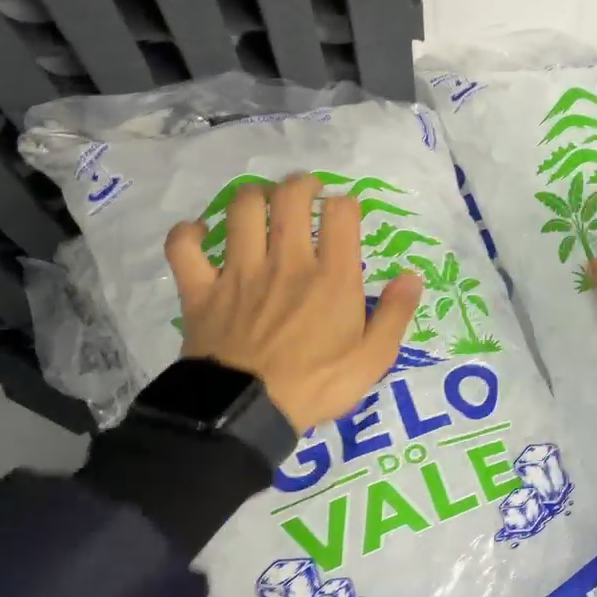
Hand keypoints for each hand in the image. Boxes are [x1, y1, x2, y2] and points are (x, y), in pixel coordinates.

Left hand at [162, 173, 422, 433]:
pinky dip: (189, 232)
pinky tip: (199, 231)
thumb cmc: (318, 385)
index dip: (347, 203)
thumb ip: (396, 313)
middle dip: (301, 185)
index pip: (342, 214)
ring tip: (262, 201)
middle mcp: (287, 262)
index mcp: (333, 277)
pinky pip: (185, 247)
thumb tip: (411, 276)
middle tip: (306, 191)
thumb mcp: (375, 357)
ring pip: (242, 210)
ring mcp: (239, 273)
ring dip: (254, 196)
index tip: (348, 211)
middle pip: (290, 199)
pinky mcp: (201, 290)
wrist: (246, 412)